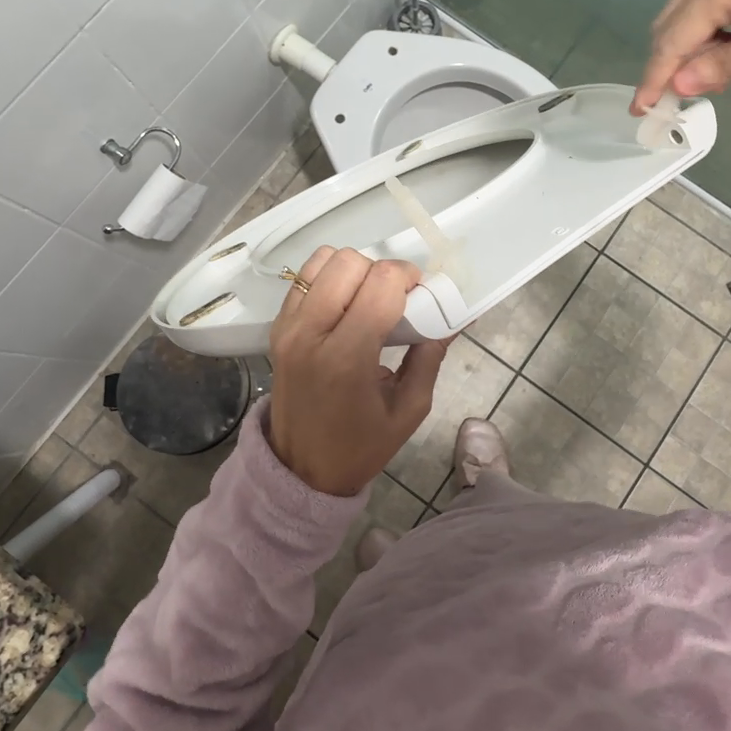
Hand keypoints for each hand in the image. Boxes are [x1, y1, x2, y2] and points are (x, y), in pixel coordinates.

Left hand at [266, 247, 448, 496]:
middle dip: (382, 272)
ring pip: (324, 261)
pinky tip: (345, 305)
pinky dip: (329, 279)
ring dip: (354, 271)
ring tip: (368, 300)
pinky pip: (304, 278)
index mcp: (346, 357)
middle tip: (396, 300)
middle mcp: (311, 333)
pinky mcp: (278, 327)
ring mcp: (288, 327)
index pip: (381, 284)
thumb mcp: (409, 410)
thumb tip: (452, 318)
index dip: (408, 278)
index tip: (419, 296)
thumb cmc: (360, 446)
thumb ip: (430, 357)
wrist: (301, 470)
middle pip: (350, 262)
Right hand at [633, 0, 730, 114]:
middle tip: (679, 103)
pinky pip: (704, 0)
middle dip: (669, 64)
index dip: (656, 76)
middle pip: (671, 21)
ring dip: (688, 49)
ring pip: (684, 12)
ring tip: (711, 80)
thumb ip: (728, 64)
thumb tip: (679, 85)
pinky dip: (706, 31)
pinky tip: (725, 52)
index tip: (641, 111)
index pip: (675, 35)